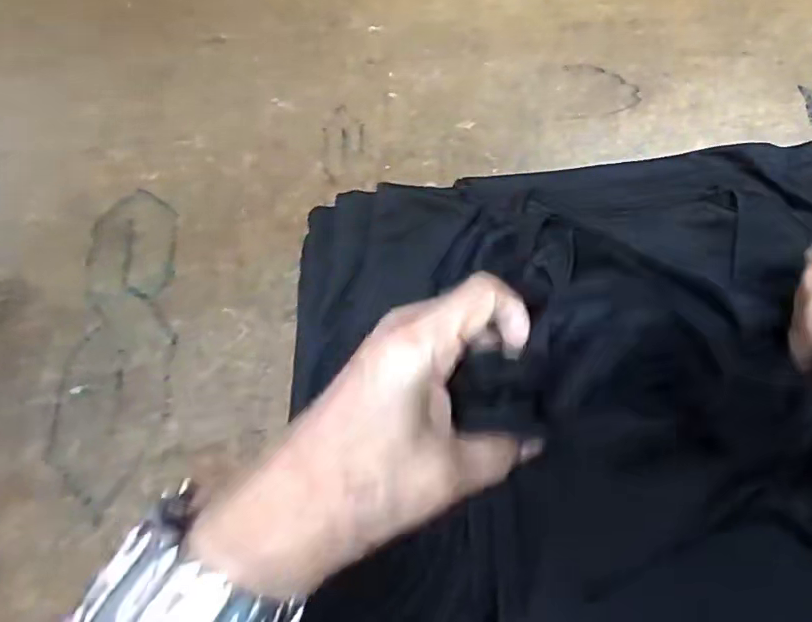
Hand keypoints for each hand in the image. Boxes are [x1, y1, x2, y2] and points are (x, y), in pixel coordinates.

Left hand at [187, 274, 534, 598]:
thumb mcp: (447, 474)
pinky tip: (467, 398)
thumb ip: (505, 449)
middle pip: (473, 302)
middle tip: (521, 380)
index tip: (523, 361)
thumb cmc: (364, 488)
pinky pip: (438, 336)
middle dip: (506, 335)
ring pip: (456, 320)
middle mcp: (403, 325)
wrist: (275, 522)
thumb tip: (536, 437)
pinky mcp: (381, 359)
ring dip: (486, 349)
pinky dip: (463, 357)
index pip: (486, 289)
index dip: (518, 314)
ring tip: (500, 392)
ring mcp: (388, 340)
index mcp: (418, 339)